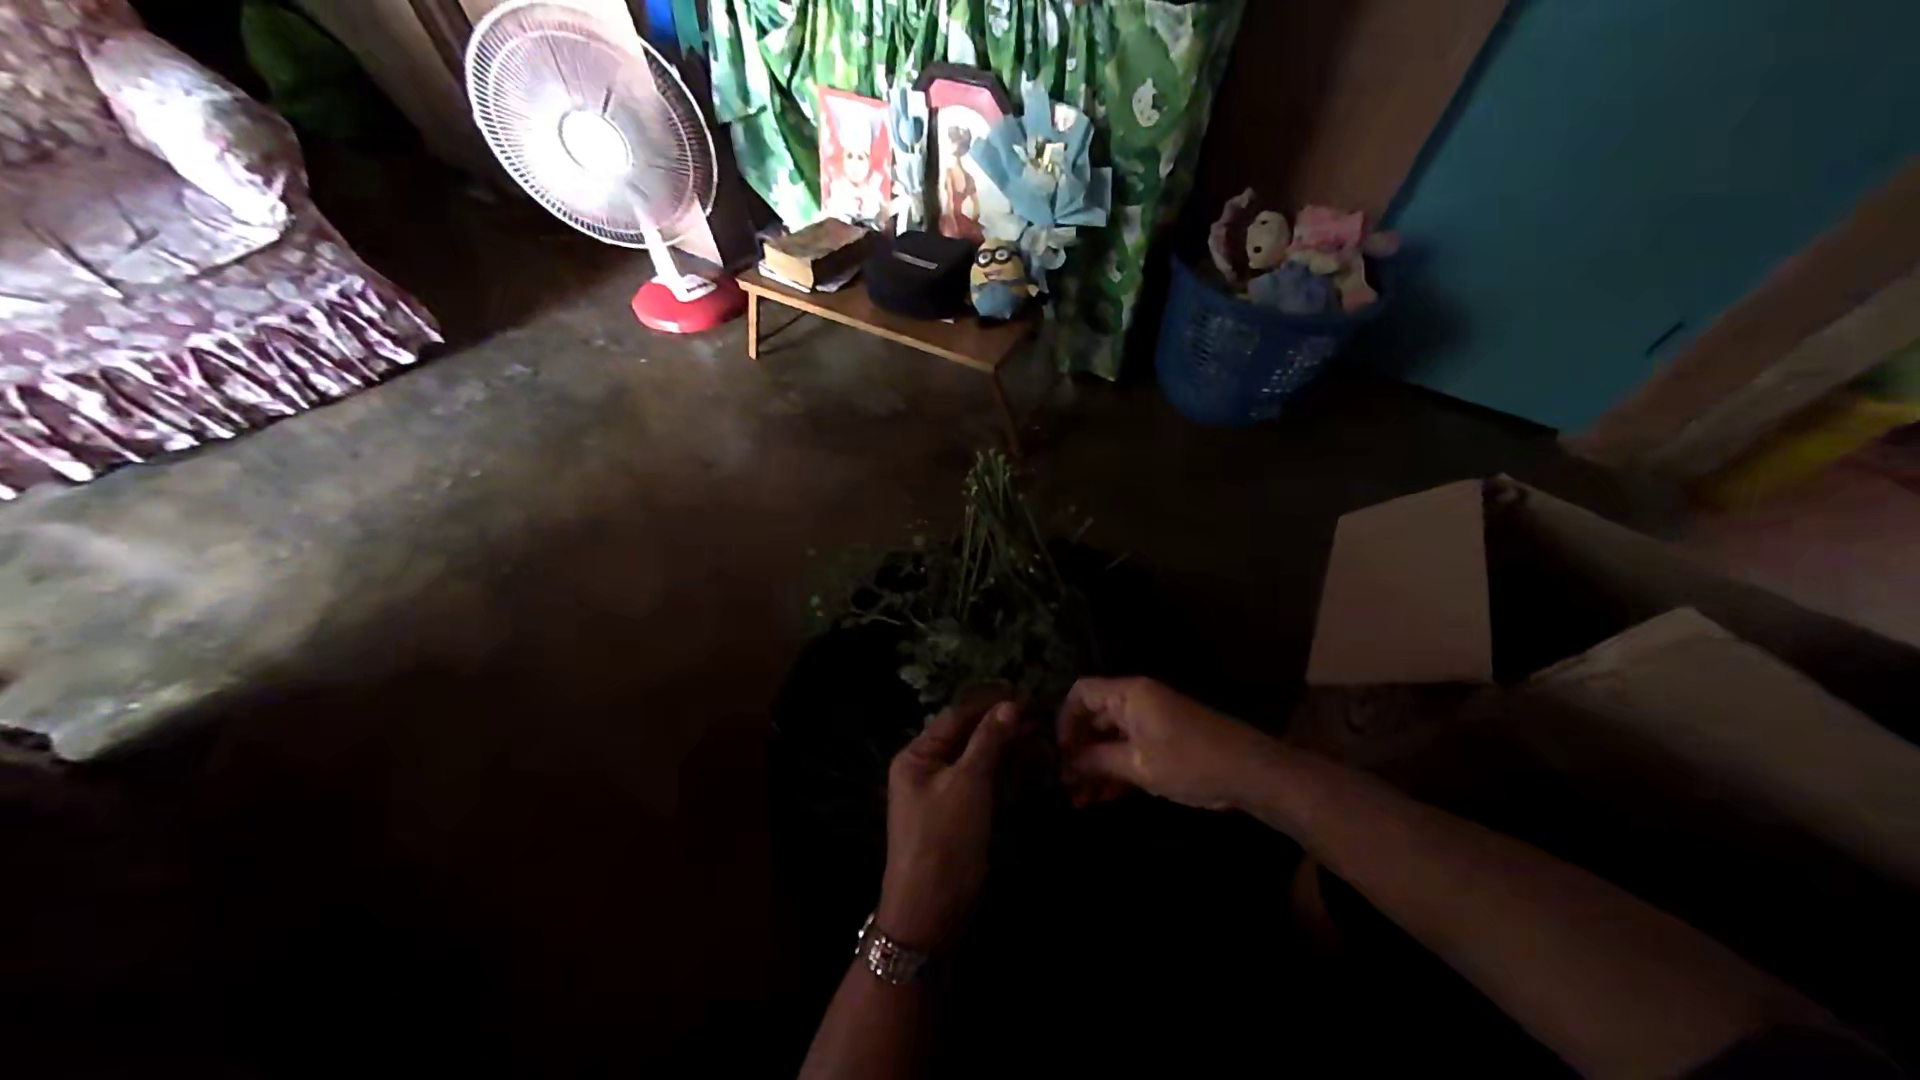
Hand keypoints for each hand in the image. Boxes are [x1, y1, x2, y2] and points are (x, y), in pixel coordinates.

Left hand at [877, 691, 1020, 948]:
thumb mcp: (967, 784)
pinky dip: (999, 767)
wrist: (931, 909)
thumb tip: (1010, 705)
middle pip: (964, 735)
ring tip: (1035, 729)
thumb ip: (988, 742)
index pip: (955, 716)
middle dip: (997, 722)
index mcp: (916, 755)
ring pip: (974, 756)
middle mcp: (925, 767)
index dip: (987, 703)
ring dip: (1001, 743)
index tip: (1022, 692)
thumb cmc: (944, 839)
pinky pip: (979, 779)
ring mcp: (941, 791)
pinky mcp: (957, 812)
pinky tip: (1023, 758)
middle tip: (1035, 711)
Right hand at [1056, 677, 1279, 810]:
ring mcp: (1151, 723)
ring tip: (1080, 801)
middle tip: (1064, 786)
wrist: (1252, 773)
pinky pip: (1129, 751)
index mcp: (1129, 694)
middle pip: (1094, 719)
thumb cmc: (1190, 762)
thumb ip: (1097, 762)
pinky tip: (1103, 799)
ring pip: (1110, 740)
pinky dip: (1115, 771)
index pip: (1081, 693)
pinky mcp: (1163, 743)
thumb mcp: (1138, 765)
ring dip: (1094, 768)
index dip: (1064, 720)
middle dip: (1077, 752)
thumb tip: (1064, 765)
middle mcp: (1137, 702)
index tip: (1057, 753)